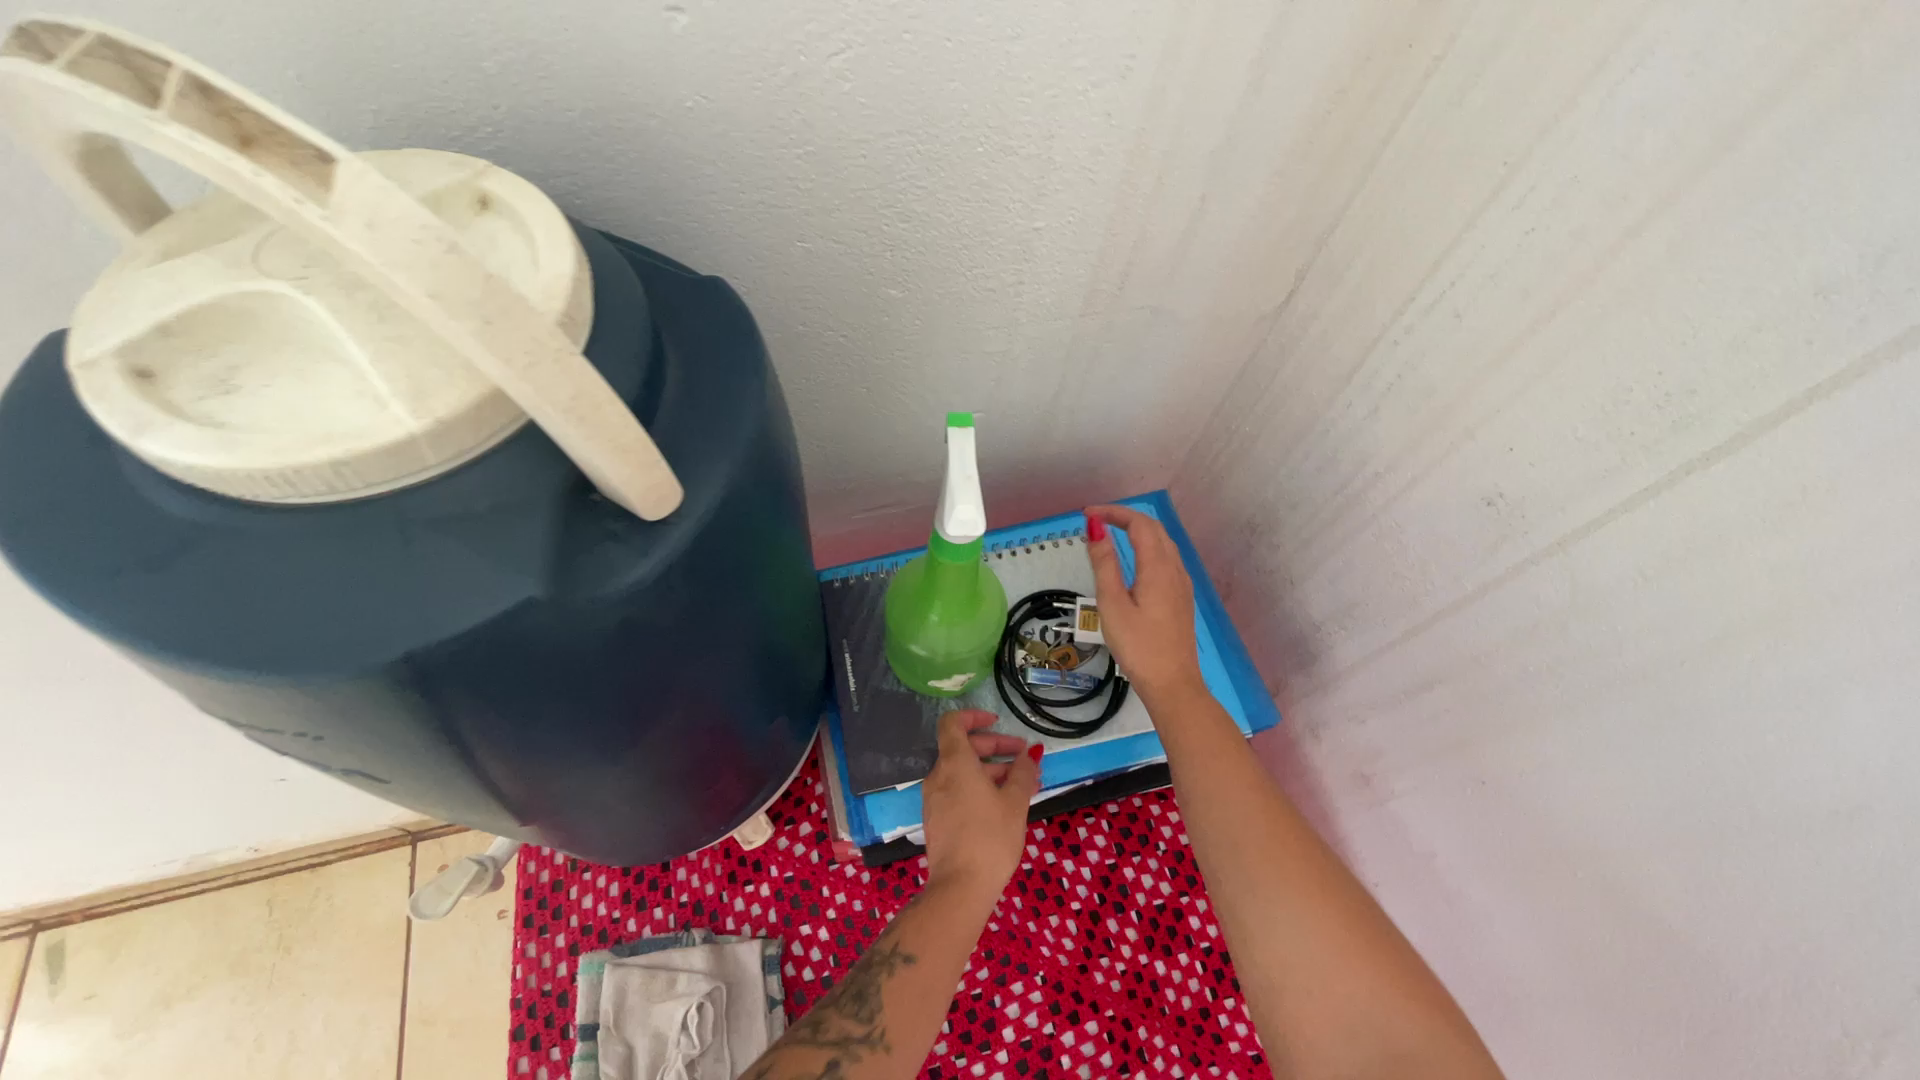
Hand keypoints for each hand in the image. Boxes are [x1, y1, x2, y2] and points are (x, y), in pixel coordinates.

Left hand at [921, 710, 1041, 899]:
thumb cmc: (991, 837)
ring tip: (1024, 786)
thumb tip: (1030, 754)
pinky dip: (979, 789)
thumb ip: (1023, 773)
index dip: (974, 717)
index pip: (953, 723)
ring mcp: (934, 799)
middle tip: (1025, 759)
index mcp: (955, 763)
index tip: (998, 722)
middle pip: (962, 748)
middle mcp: (938, 775)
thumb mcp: (1015, 802)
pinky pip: (957, 791)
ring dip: (991, 772)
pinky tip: (1003, 806)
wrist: (960, 887)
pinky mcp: (936, 819)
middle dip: (995, 748)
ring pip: (962, 772)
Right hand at [1084, 505, 1205, 703]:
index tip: (1087, 515)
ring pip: (1163, 543)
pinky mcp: (1182, 597)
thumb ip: (1105, 564)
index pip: (1139, 524)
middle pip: (1154, 529)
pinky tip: (1134, 561)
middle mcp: (1175, 569)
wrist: (1172, 682)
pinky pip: (1167, 559)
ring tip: (1112, 534)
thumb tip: (1096, 530)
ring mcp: (1182, 584)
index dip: (1113, 513)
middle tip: (1096, 521)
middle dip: (1125, 518)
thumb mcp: (1112, 604)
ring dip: (1138, 531)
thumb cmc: (1137, 645)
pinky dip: (1148, 547)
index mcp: (1158, 567)